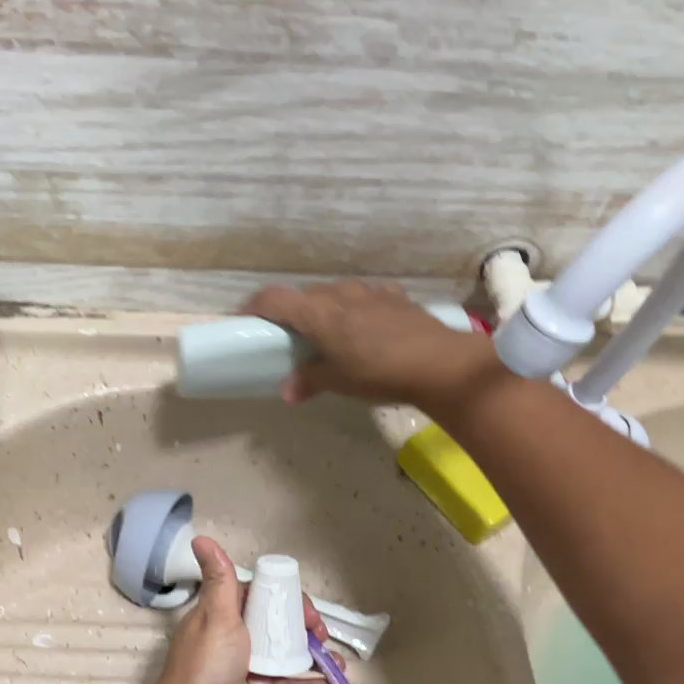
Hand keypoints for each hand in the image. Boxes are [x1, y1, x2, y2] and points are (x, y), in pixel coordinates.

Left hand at [120, 536, 337, 683]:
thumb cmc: (205, 666)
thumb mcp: (216, 617)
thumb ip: (220, 580)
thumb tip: (201, 537)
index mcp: (222, 615)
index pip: (259, 596)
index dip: (284, 597)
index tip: (304, 608)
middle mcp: (236, 639)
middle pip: (277, 625)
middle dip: (304, 627)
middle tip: (322, 635)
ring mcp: (249, 669)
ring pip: (288, 657)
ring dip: (315, 658)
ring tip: (339, 663)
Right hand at [241, 279, 509, 410]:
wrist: (438, 363)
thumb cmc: (378, 373)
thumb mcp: (338, 382)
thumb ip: (309, 380)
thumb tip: (287, 390)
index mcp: (318, 312)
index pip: (273, 298)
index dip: (254, 306)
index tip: (245, 320)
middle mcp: (339, 293)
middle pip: (304, 296)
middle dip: (291, 313)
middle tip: (287, 337)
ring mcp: (369, 292)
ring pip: (335, 293)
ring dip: (324, 309)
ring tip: (327, 333)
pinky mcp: (394, 297)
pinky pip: (364, 297)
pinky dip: (354, 309)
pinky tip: (363, 327)